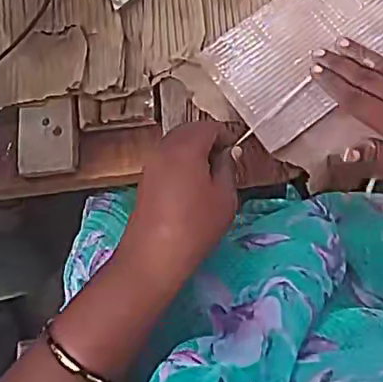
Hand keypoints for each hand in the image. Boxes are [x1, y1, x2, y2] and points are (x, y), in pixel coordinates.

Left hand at [118, 121, 240, 288]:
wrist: (153, 255)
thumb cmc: (195, 225)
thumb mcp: (224, 197)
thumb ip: (228, 168)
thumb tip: (227, 153)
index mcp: (187, 146)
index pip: (209, 126)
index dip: (226, 135)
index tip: (237, 151)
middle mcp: (165, 147)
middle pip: (190, 130)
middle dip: (208, 139)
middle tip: (225, 160)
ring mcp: (152, 161)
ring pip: (176, 143)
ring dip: (193, 150)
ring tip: (210, 174)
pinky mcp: (145, 177)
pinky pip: (167, 157)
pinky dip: (181, 161)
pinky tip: (191, 184)